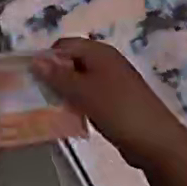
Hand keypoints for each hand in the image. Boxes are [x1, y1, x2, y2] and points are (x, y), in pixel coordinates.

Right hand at [32, 39, 186, 173]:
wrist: (155, 140)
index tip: (32, 79)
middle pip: (72, 61)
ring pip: (80, 80)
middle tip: (38, 96)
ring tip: (51, 109)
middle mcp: (106, 61)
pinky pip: (90, 95)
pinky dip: (79, 103)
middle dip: (55, 76)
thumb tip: (35, 59)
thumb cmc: (117, 110)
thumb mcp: (83, 92)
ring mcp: (113, 80)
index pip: (64, 45)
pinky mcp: (116, 100)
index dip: (47, 58)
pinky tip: (71, 119)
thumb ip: (58, 76)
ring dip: (66, 92)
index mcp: (99, 52)